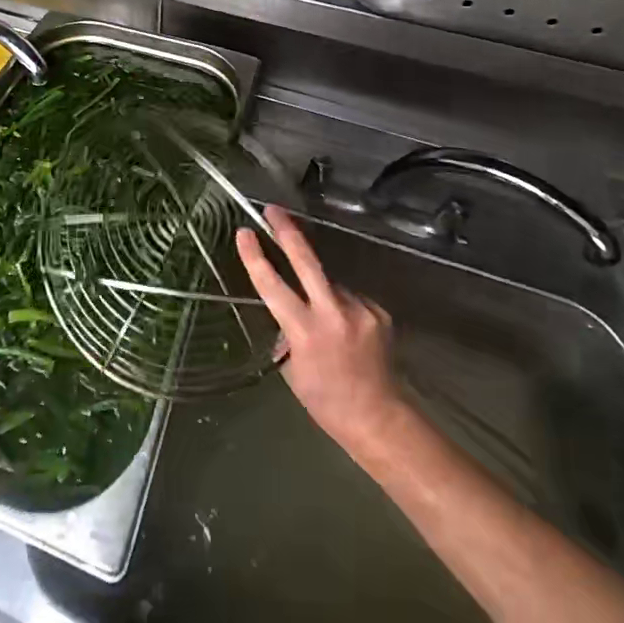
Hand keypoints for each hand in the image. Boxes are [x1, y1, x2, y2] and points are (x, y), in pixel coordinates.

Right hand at [236, 205, 407, 455]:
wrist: (377, 413)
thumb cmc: (325, 400)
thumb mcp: (292, 370)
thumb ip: (288, 334)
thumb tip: (287, 312)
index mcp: (305, 330)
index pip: (273, 286)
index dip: (256, 257)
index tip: (245, 232)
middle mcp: (333, 312)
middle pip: (307, 261)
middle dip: (288, 231)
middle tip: (274, 209)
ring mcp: (360, 308)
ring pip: (331, 283)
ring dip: (321, 290)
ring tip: (324, 321)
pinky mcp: (378, 310)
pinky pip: (352, 298)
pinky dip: (343, 307)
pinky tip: (346, 330)